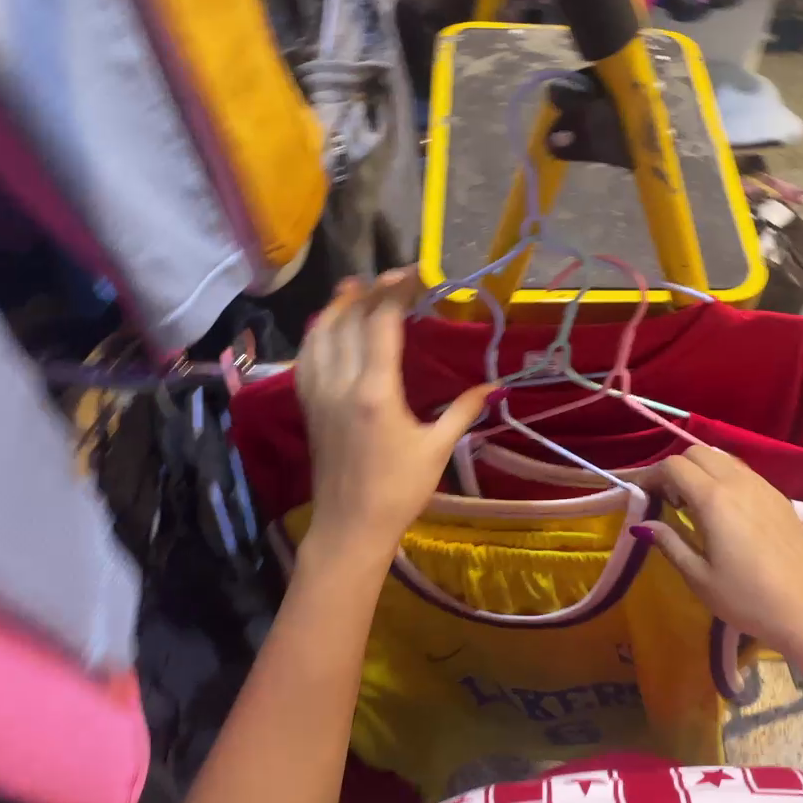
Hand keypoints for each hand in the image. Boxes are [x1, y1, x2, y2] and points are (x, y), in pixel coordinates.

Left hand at [294, 271, 492, 574]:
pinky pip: (307, 356)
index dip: (397, 291)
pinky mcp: (308, 406)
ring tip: (355, 286)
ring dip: (338, 305)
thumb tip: (495, 387)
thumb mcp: (437, 450)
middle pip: (350, 320)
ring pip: (320, 333)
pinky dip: (318, 332)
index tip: (416, 275)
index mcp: (376, 391)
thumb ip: (462, 411)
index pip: (382, 323)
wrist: (350, 528)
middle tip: (395, 277)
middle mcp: (341, 384)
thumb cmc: (398, 491)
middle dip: (372, 291)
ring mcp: (319, 394)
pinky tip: (328, 326)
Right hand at [635, 446, 802, 652]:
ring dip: (701, 470)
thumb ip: (670, 543)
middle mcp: (738, 482)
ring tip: (695, 504)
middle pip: (697, 452)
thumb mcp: (700, 578)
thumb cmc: (748, 598)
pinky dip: (724, 477)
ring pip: (722, 458)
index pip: (673, 466)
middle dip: (675, 468)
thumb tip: (646, 525)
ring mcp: (762, 486)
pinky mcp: (779, 497)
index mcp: (713, 499)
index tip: (642, 496)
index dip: (652, 475)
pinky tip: (725, 510)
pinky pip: (743, 471)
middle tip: (668, 500)